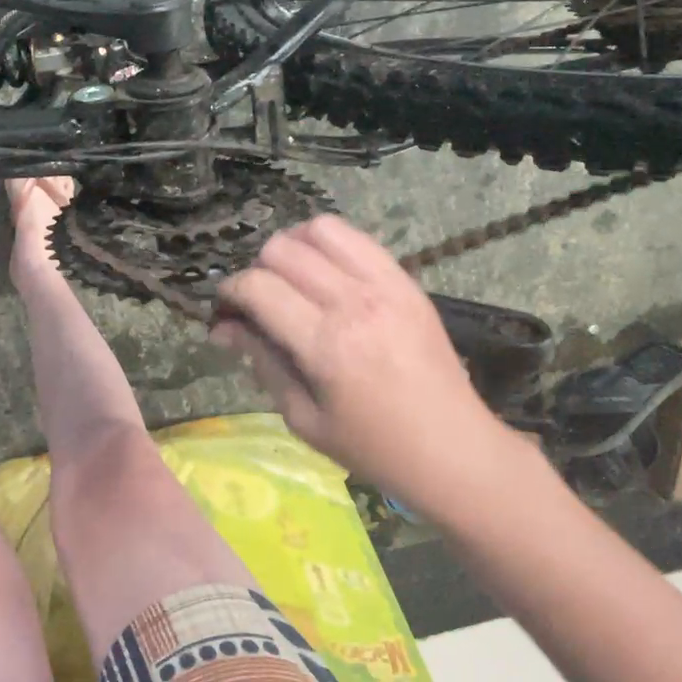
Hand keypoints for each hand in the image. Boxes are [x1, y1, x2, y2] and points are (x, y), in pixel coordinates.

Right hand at [212, 215, 521, 514]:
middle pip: (281, 250)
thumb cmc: (373, 447)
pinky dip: (328, 244)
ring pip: (318, 230)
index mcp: (326, 345)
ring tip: (292, 278)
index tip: (225, 311)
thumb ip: (262, 361)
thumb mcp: (302, 417)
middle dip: (257, 270)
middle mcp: (354, 305)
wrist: (456, 452)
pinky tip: (325, 273)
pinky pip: (356, 238)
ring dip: (293, 247)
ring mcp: (385, 287)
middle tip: (260, 301)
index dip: (230, 293)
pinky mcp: (407, 283)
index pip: (258, 288)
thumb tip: (224, 327)